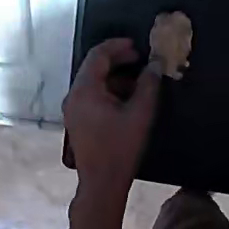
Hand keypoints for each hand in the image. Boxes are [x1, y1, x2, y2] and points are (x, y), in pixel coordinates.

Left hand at [63, 38, 160, 200]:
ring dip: (115, 77)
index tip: (136, 44)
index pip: (98, 55)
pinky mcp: (78, 121)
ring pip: (93, 82)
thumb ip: (148, 85)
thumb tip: (155, 66)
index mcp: (85, 90)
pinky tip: (128, 99)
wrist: (102, 183)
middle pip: (93, 67)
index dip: (117, 46)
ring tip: (139, 81)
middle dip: (117, 60)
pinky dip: (109, 91)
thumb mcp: (140, 114)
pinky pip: (92, 96)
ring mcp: (73, 109)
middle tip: (140, 59)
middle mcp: (74, 96)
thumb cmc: (120, 148)